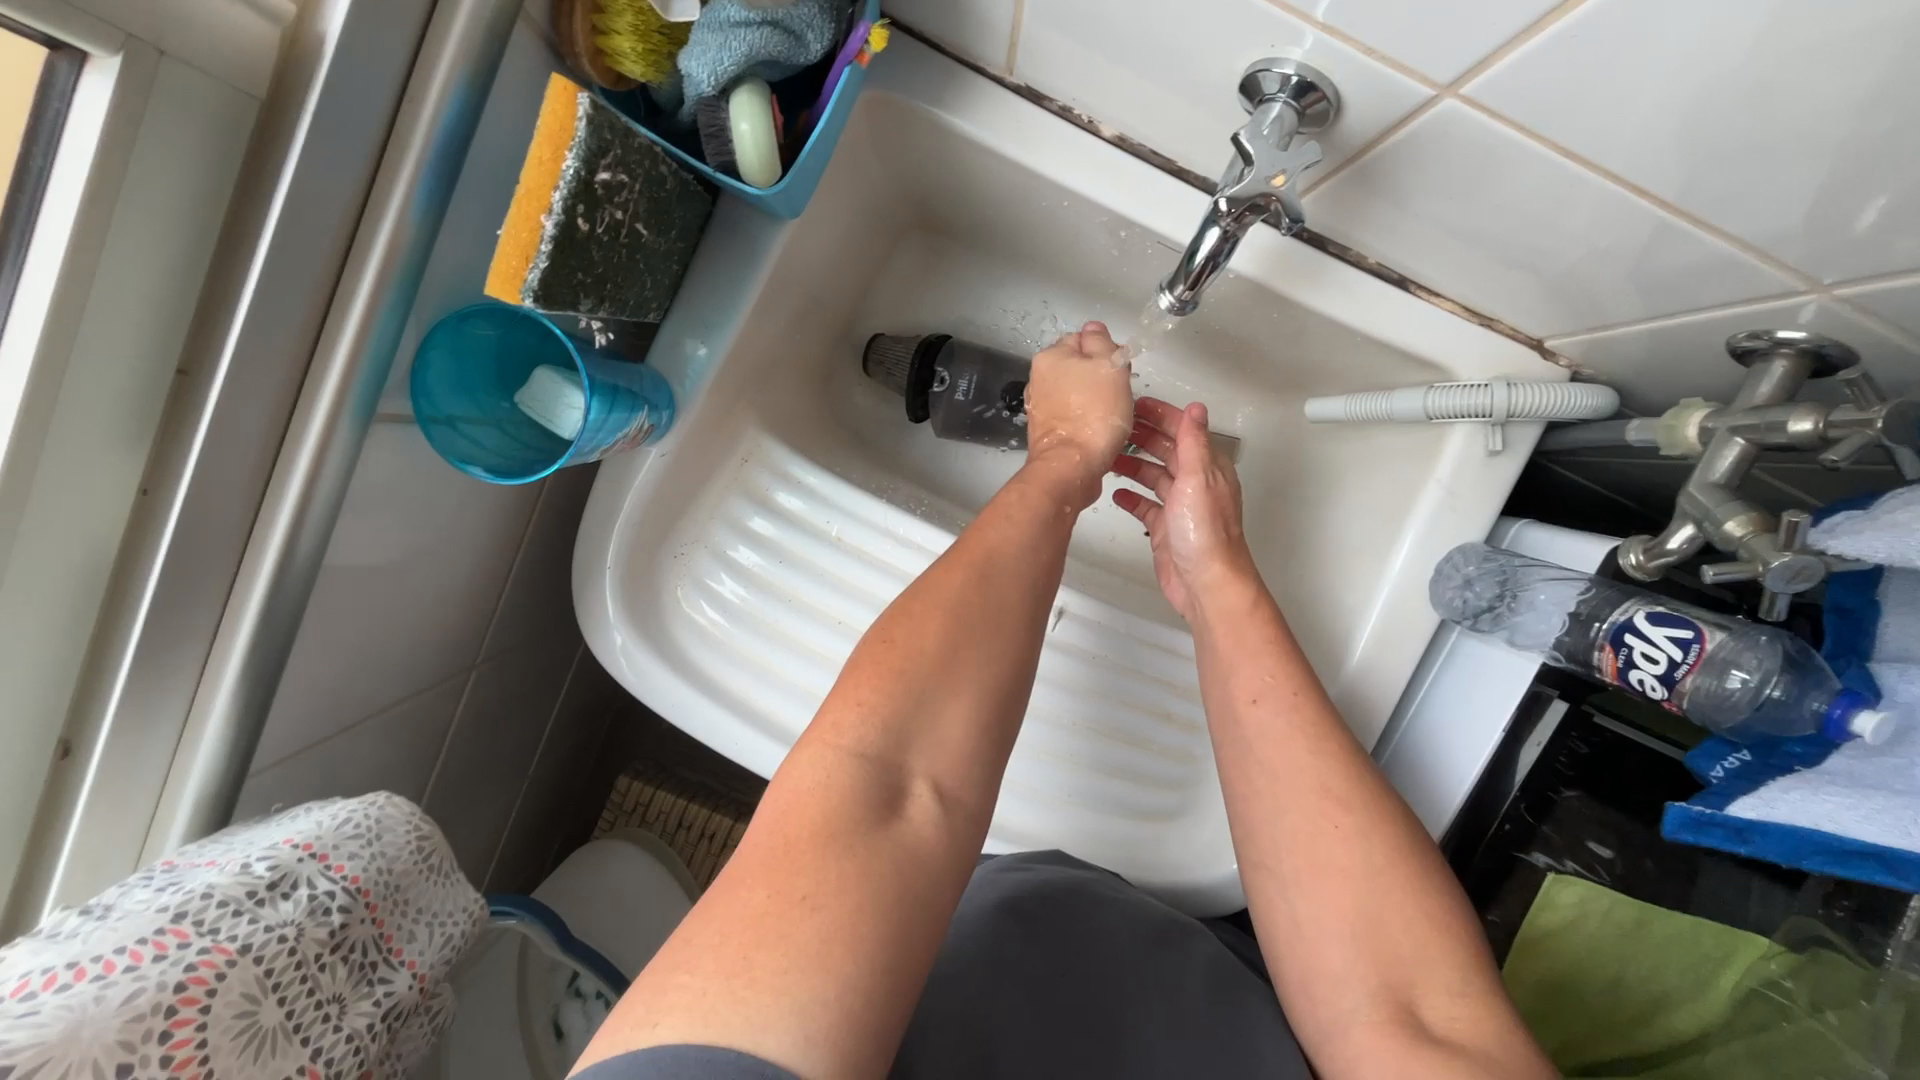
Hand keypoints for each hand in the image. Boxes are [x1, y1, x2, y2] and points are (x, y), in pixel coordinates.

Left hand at [1023, 322, 1134, 509]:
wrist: (1071, 467)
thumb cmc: (1094, 415)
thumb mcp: (1108, 365)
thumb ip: (1101, 341)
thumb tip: (1093, 329)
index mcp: (1050, 356)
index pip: (1084, 339)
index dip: (1106, 353)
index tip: (1118, 372)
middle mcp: (1039, 379)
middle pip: (1079, 367)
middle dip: (1100, 379)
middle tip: (1116, 396)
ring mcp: (1041, 407)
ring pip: (1077, 394)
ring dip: (1095, 402)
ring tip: (1109, 417)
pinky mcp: (1047, 431)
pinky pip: (1073, 417)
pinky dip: (1086, 421)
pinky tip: (1097, 432)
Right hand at [1111, 398, 1256, 618]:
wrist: (1206, 584)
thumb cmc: (1207, 537)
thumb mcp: (1199, 479)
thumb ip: (1194, 442)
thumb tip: (1196, 409)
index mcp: (1207, 468)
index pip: (1183, 430)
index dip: (1161, 415)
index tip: (1137, 405)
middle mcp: (1195, 485)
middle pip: (1166, 450)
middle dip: (1143, 436)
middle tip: (1117, 427)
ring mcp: (1180, 507)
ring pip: (1154, 476)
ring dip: (1133, 465)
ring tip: (1110, 457)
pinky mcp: (1166, 528)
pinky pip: (1146, 505)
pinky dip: (1131, 497)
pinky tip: (1118, 494)